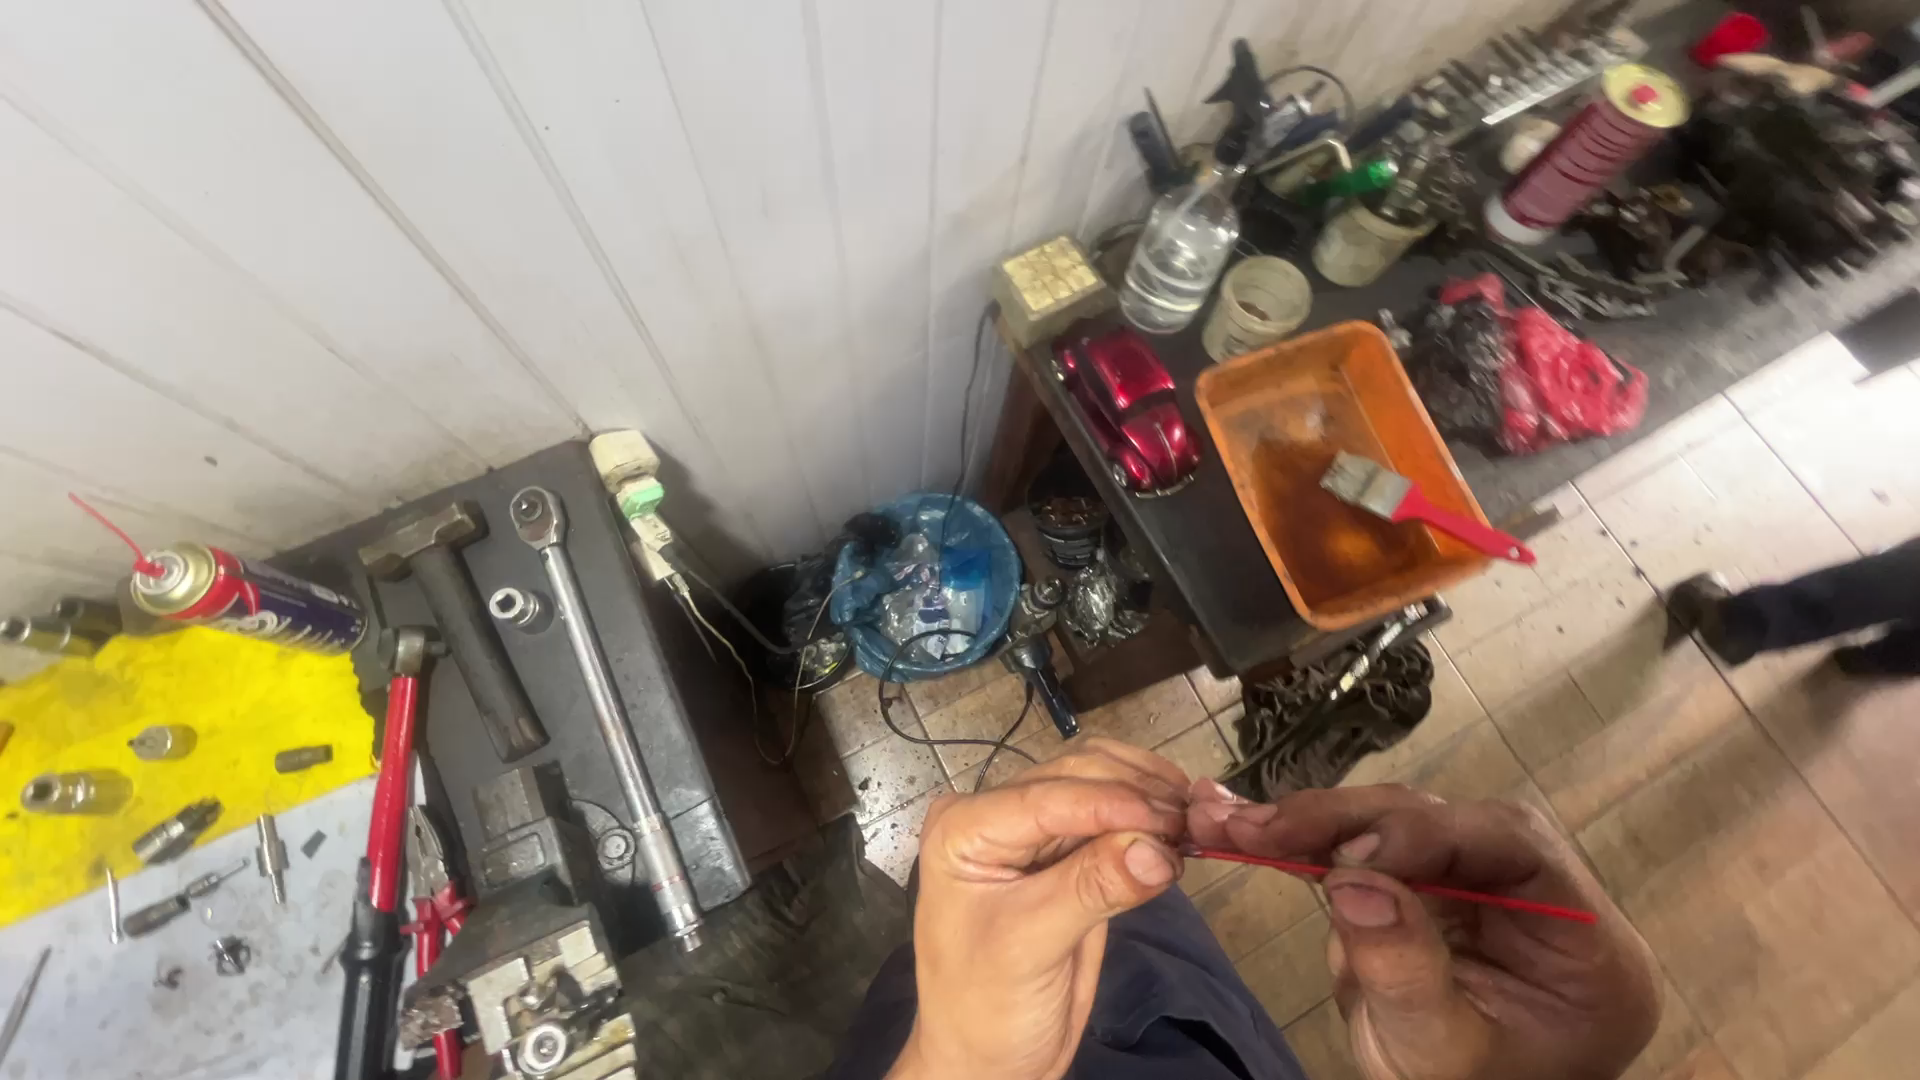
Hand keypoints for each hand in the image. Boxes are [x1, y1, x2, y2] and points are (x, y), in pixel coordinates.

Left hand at [888, 737, 1190, 1079]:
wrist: (985, 1056)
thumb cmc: (984, 1006)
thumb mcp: (1029, 947)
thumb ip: (1089, 890)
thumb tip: (1156, 851)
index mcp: (963, 825)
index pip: (1043, 797)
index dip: (1108, 802)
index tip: (1167, 817)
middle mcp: (994, 811)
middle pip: (1073, 776)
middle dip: (1133, 792)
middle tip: (1191, 821)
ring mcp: (1030, 825)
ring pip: (1095, 781)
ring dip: (1146, 792)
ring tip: (1190, 820)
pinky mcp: (1064, 846)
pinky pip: (1109, 813)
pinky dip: (1145, 812)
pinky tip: (1176, 825)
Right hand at [1187, 782, 1659, 1079]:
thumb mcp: (1436, 1053)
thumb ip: (1406, 972)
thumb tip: (1352, 880)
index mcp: (1580, 940)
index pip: (1514, 845)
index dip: (1425, 835)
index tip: (1343, 860)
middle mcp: (1530, 888)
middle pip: (1436, 817)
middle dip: (1340, 819)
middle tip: (1255, 828)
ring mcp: (1468, 873)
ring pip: (1386, 815)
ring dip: (1306, 819)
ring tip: (1228, 825)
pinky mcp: (1415, 870)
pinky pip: (1355, 835)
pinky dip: (1298, 832)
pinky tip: (1242, 825)